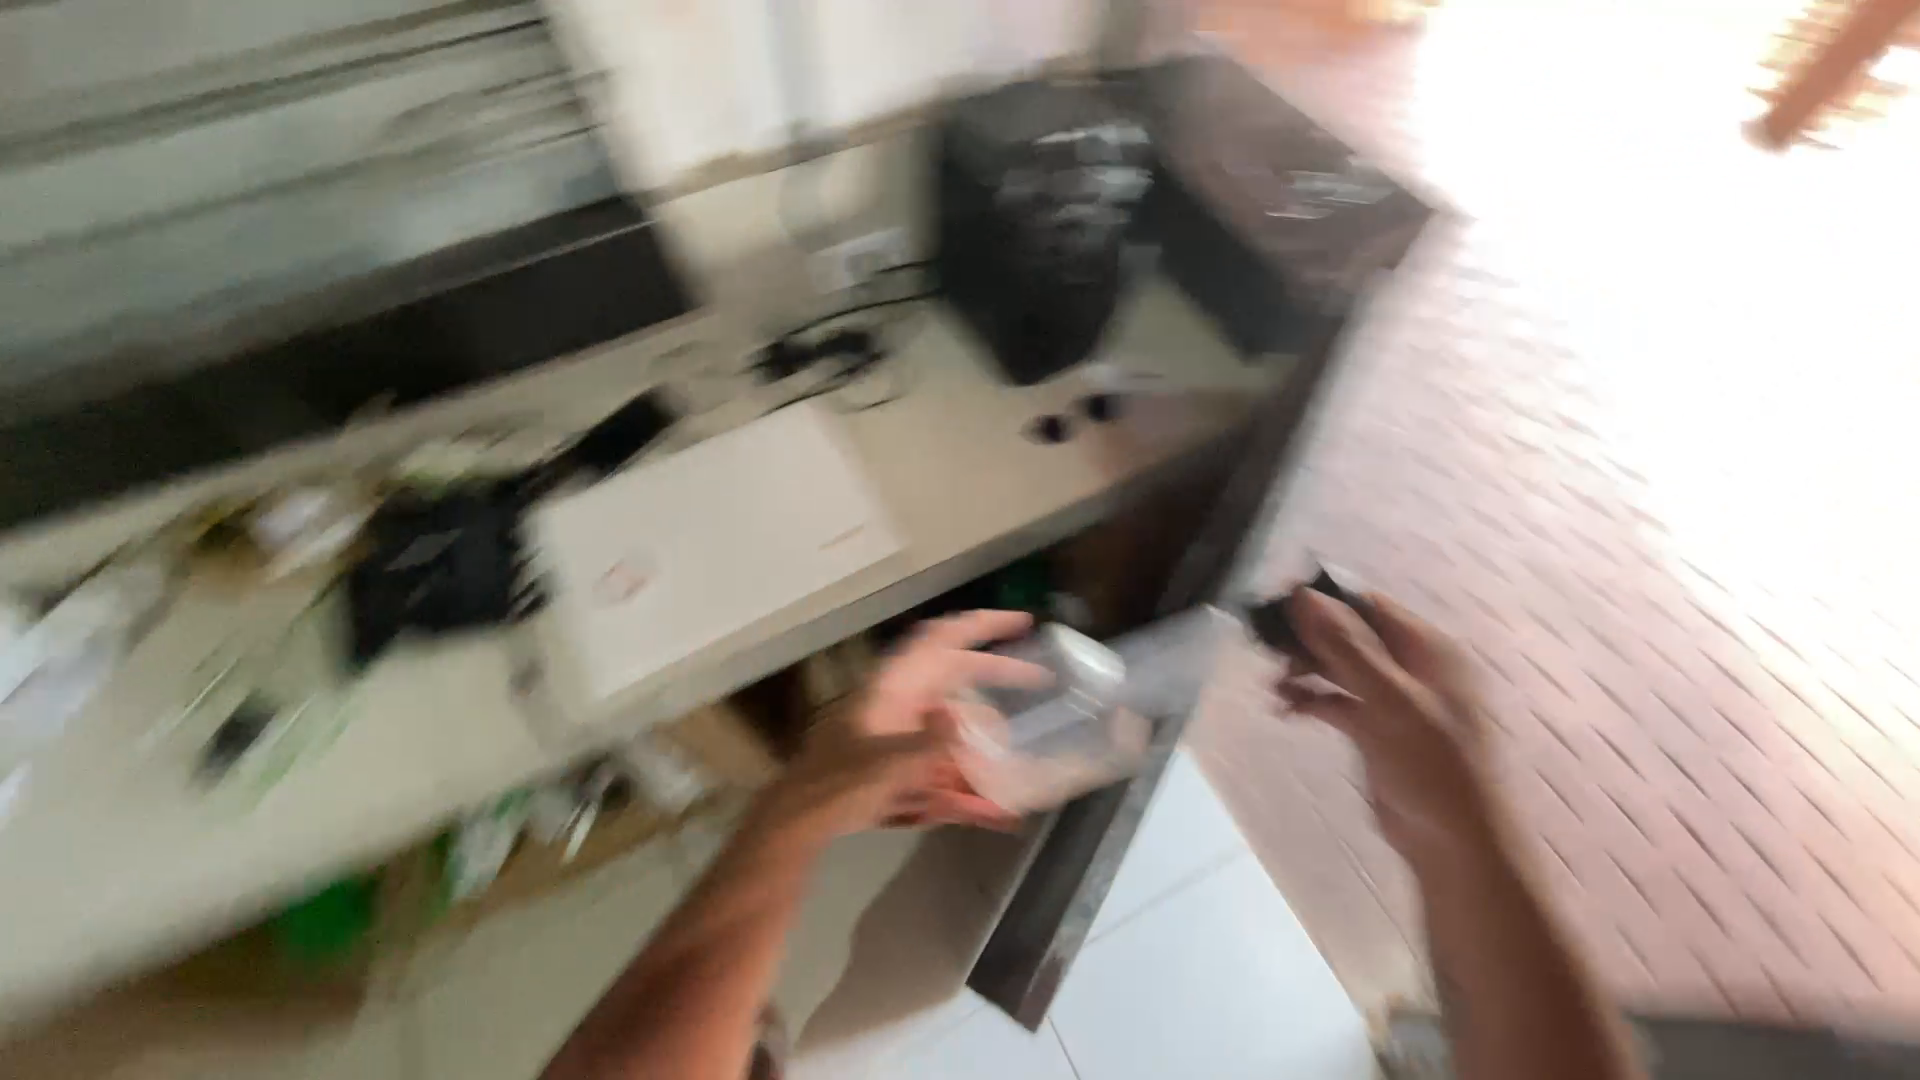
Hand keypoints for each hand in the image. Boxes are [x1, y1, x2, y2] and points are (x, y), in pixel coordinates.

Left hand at [754, 611, 1050, 843]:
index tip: (1020, 623)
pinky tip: (995, 816)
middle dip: (996, 680)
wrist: (799, 823)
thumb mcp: (888, 762)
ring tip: (1017, 777)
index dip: (981, 625)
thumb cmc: (837, 783)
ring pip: (956, 733)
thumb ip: (930, 741)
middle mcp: (902, 703)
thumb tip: (962, 718)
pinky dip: (968, 791)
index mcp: (895, 687)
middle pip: (958, 680)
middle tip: (1038, 679)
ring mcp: (903, 736)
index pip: (942, 640)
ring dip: (986, 752)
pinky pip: (945, 773)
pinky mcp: (903, 769)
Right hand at [1278, 587, 1509, 871]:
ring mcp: (1391, 697)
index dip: (1323, 601)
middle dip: (1306, 639)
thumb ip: (1347, 647)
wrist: (1453, 843)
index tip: (1276, 605)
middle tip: (1265, 649)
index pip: (1367, 605)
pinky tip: (1284, 709)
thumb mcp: (1391, 701)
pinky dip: (1310, 700)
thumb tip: (1302, 596)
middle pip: (1347, 634)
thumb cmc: (1433, 766)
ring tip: (1271, 684)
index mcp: (1427, 649)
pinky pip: (1334, 700)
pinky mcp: (1374, 726)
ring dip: (1303, 670)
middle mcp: (1409, 666)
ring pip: (1337, 666)